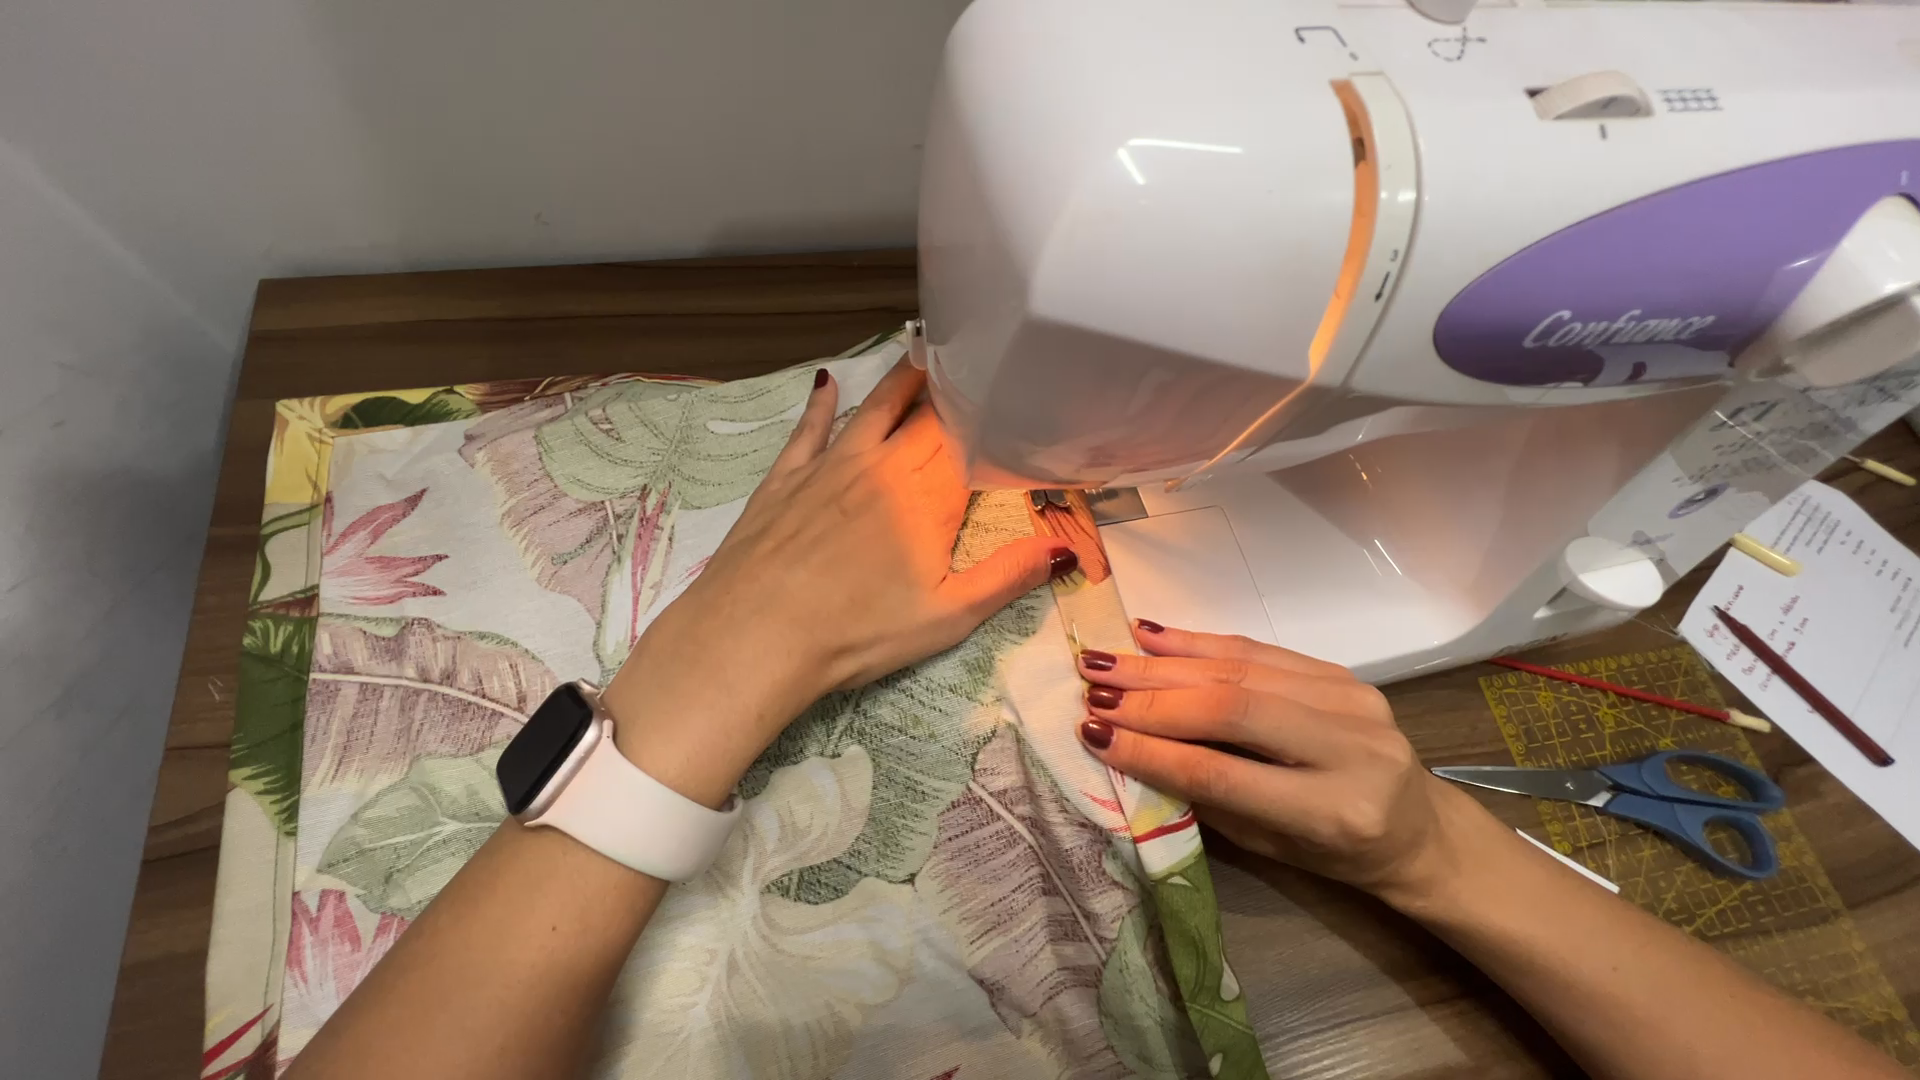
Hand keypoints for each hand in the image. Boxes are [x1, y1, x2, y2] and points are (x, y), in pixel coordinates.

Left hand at [606, 360, 1074, 805]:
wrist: (756, 634)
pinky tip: (826, 382)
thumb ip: (1007, 577)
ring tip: (924, 353)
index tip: (1014, 403)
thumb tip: (1064, 547)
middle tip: (977, 366)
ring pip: (875, 408)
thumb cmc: (858, 633)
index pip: (968, 444)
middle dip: (956, 393)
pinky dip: (822, 403)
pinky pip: (810, 427)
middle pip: (926, 418)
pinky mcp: (786, 475)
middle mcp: (883, 465)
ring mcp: (830, 465)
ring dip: (902, 380)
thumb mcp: (947, 617)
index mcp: (927, 498)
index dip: (993, 423)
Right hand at [1073, 622, 1494, 904]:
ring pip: (1238, 669)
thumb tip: (1127, 743)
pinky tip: (1151, 634)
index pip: (1222, 771)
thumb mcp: (1267, 844)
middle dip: (1150, 698)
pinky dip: (1197, 641)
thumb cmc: (1335, 853)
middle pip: (1230, 708)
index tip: (1092, 734)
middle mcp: (1349, 747)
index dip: (1151, 750)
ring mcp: (1350, 699)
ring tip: (1106, 659)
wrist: (1417, 827)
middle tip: (1091, 689)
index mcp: (1332, 810)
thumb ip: (1205, 794)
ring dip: (1162, 663)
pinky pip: (1255, 648)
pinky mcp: (1339, 671)